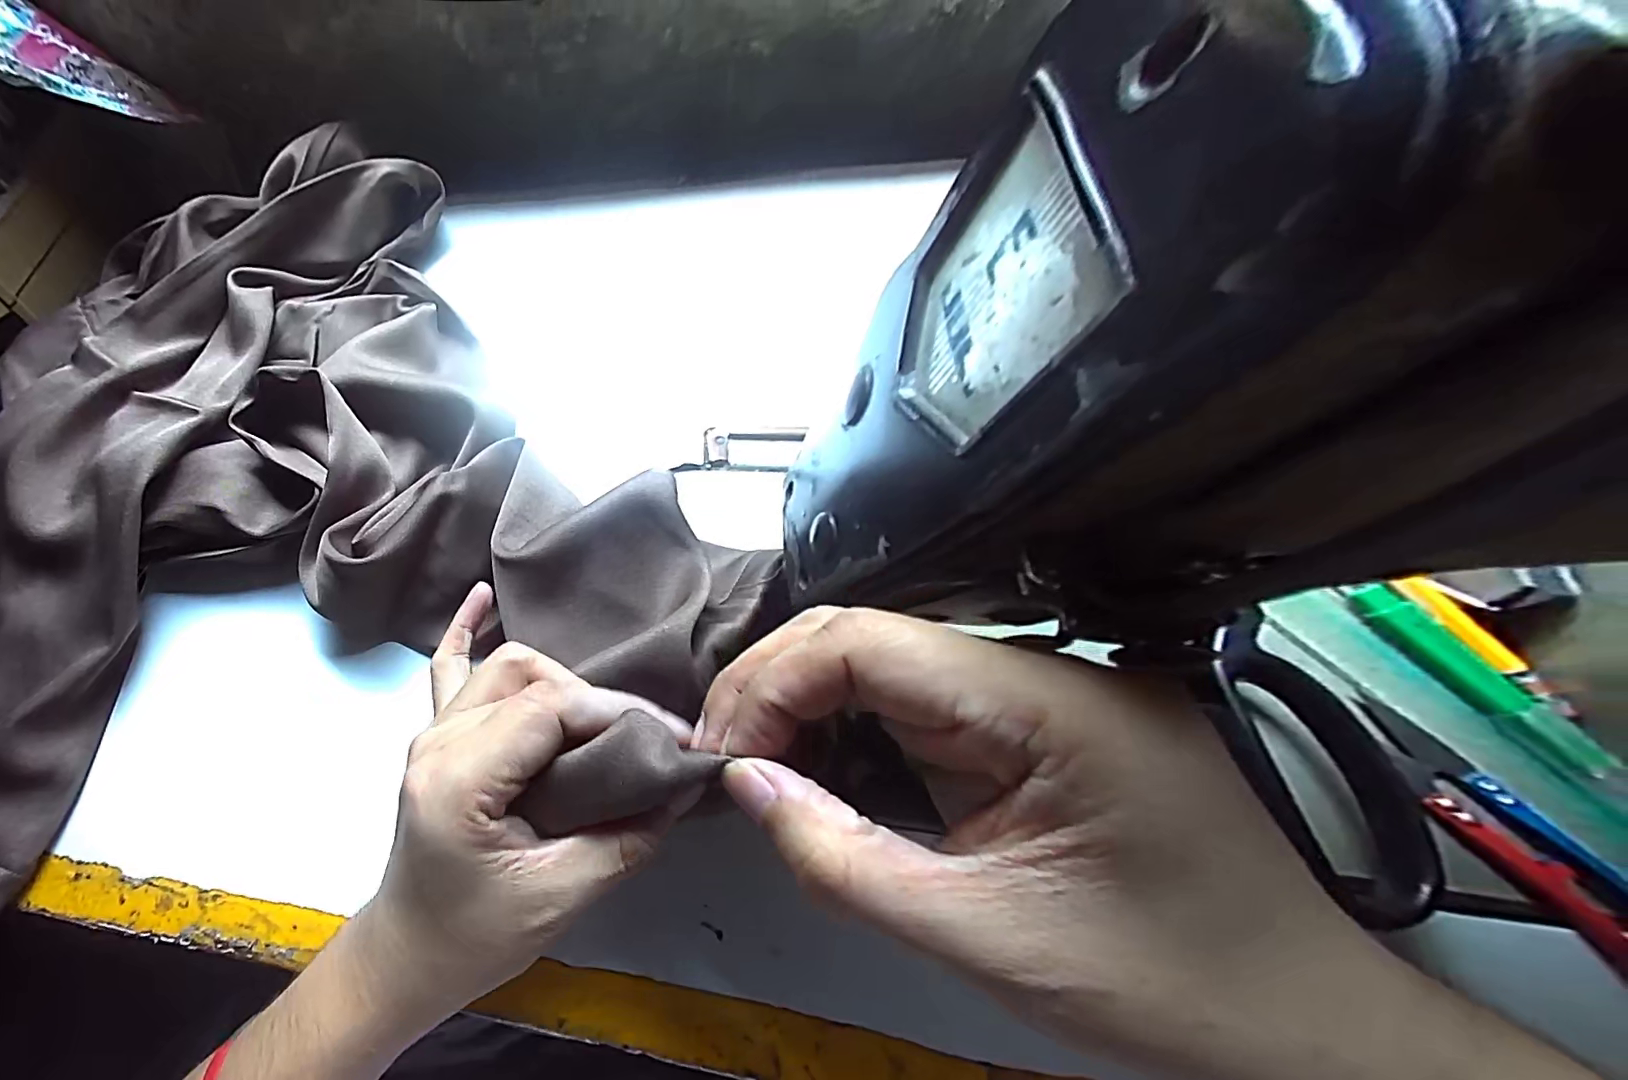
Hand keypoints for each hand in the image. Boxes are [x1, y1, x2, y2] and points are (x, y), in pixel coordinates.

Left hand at [354, 582, 682, 1024]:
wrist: (406, 957)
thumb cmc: (473, 938)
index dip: (617, 712)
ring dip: (559, 679)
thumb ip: (627, 838)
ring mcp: (432, 731)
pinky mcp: (436, 735)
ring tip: (597, 713)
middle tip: (637, 738)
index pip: (551, 708)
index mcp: (459, 777)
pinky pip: (449, 667)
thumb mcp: (560, 898)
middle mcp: (439, 738)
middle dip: (595, 699)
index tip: (668, 736)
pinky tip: (482, 597)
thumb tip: (681, 787)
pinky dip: (467, 630)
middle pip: (530, 675)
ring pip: (506, 666)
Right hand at [696, 607, 1596, 1079]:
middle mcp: (1026, 667)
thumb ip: (842, 858)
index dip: (774, 682)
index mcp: (1037, 698)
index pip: (868, 641)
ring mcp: (1021, 684)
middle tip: (722, 754)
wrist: (1301, 1019)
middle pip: (860, 634)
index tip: (725, 753)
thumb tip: (744, 782)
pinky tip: (811, 759)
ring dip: (797, 699)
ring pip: (872, 658)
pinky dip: (839, 720)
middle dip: (771, 685)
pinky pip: (901, 694)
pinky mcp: (1011, 713)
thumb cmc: (1165, 982)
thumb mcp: (981, 936)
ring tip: (749, 758)